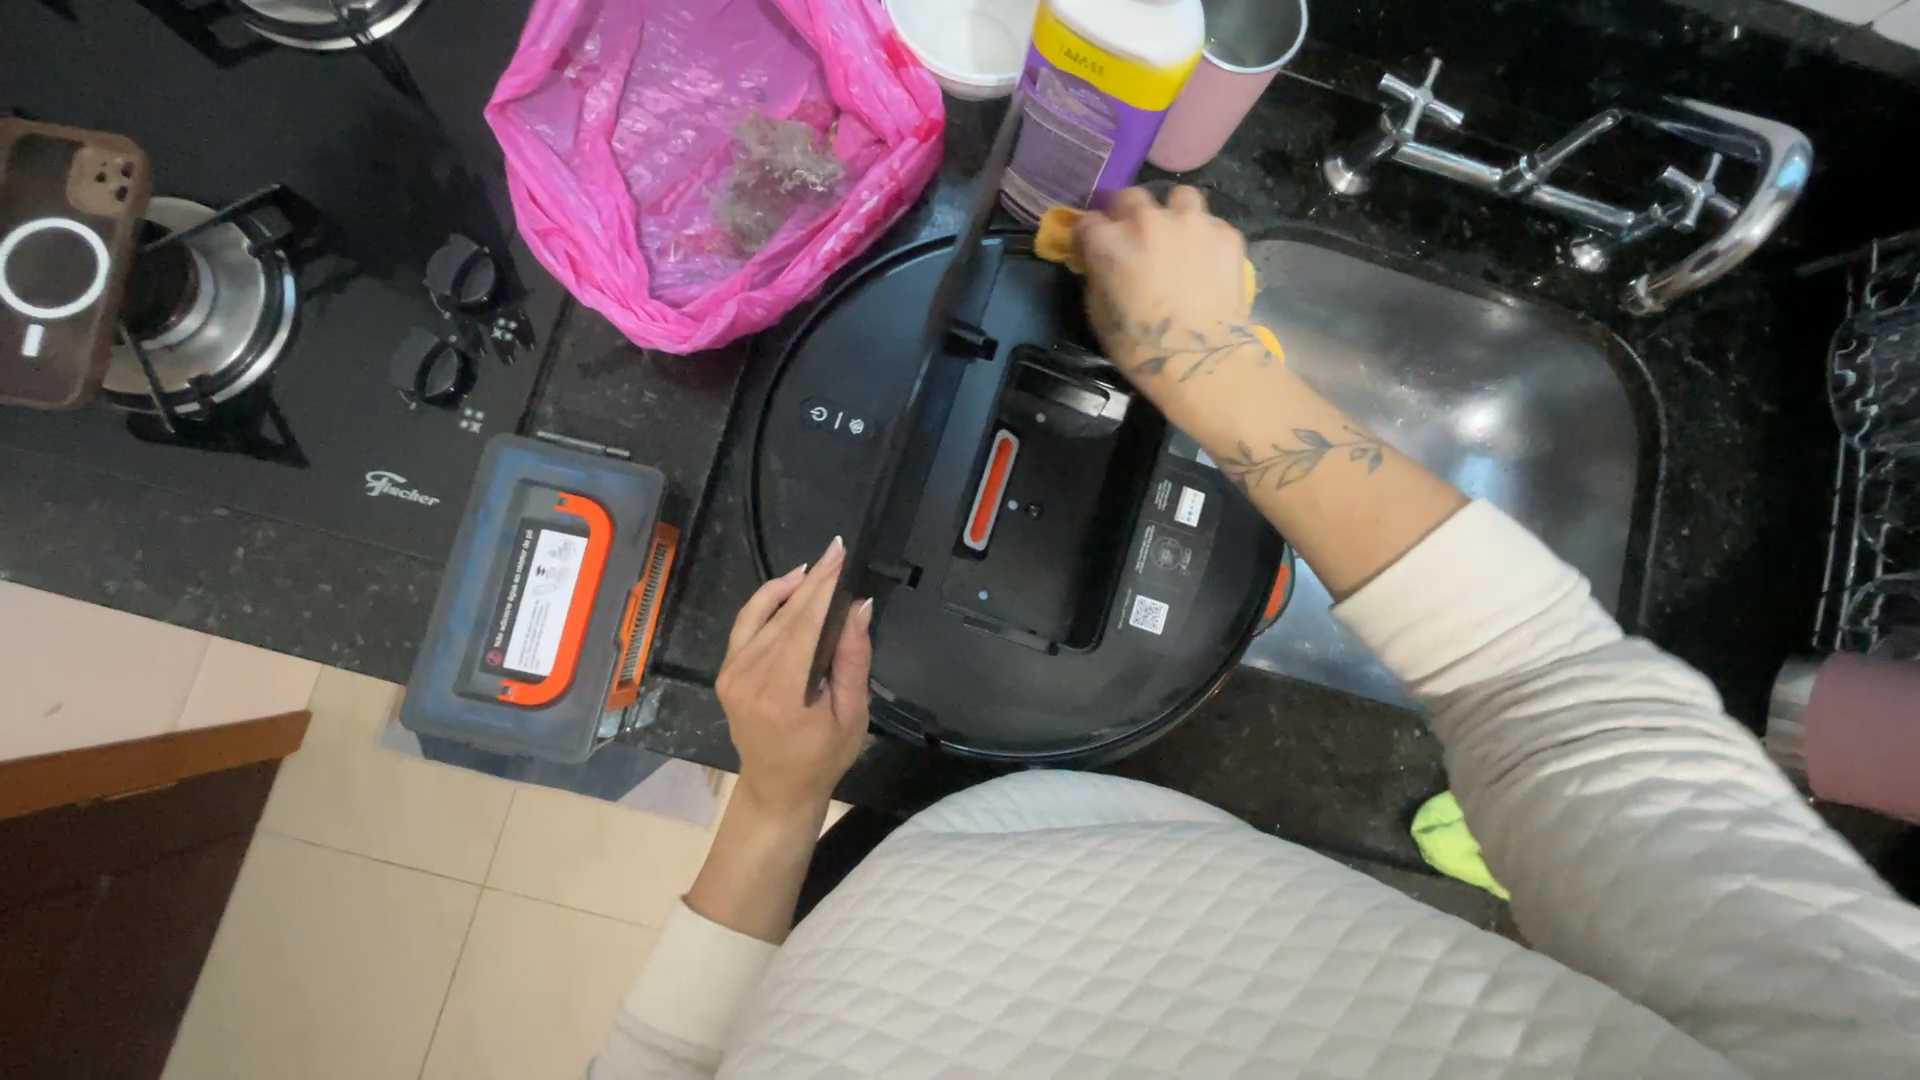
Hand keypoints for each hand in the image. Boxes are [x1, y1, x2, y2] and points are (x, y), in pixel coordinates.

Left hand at [716, 536, 872, 818]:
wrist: (778, 787)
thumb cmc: (823, 757)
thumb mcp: (852, 715)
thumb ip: (853, 659)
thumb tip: (859, 606)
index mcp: (782, 693)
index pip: (804, 625)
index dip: (824, 587)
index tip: (841, 556)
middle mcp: (748, 677)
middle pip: (787, 615)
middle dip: (815, 580)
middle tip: (838, 551)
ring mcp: (732, 672)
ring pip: (766, 614)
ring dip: (795, 586)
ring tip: (822, 566)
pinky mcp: (726, 670)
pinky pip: (746, 623)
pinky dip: (767, 599)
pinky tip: (791, 584)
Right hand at [1076, 186, 1267, 387]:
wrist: (1200, 358)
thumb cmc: (1140, 348)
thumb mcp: (1099, 314)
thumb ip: (1097, 276)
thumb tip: (1100, 264)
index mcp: (1108, 243)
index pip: (1088, 222)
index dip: (1090, 236)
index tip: (1094, 249)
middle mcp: (1147, 220)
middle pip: (1130, 197)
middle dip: (1127, 214)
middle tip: (1135, 239)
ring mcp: (1190, 221)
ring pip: (1178, 197)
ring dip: (1172, 213)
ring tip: (1177, 238)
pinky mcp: (1224, 232)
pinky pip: (1210, 223)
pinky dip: (1203, 238)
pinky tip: (1205, 262)